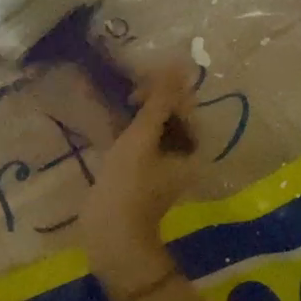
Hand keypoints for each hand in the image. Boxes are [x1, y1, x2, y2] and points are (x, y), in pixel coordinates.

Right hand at [79, 62, 199, 300]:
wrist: (112, 236)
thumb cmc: (129, 186)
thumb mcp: (142, 138)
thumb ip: (159, 101)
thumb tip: (178, 64)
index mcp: (192, 146)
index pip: (183, 103)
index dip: (161, 87)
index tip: (133, 85)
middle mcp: (183, 154)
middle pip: (168, 114)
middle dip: (146, 98)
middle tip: (121, 93)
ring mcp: (162, 165)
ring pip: (151, 127)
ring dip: (134, 112)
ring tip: (113, 102)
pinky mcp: (142, 173)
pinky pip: (138, 142)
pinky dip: (126, 129)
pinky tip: (108, 122)